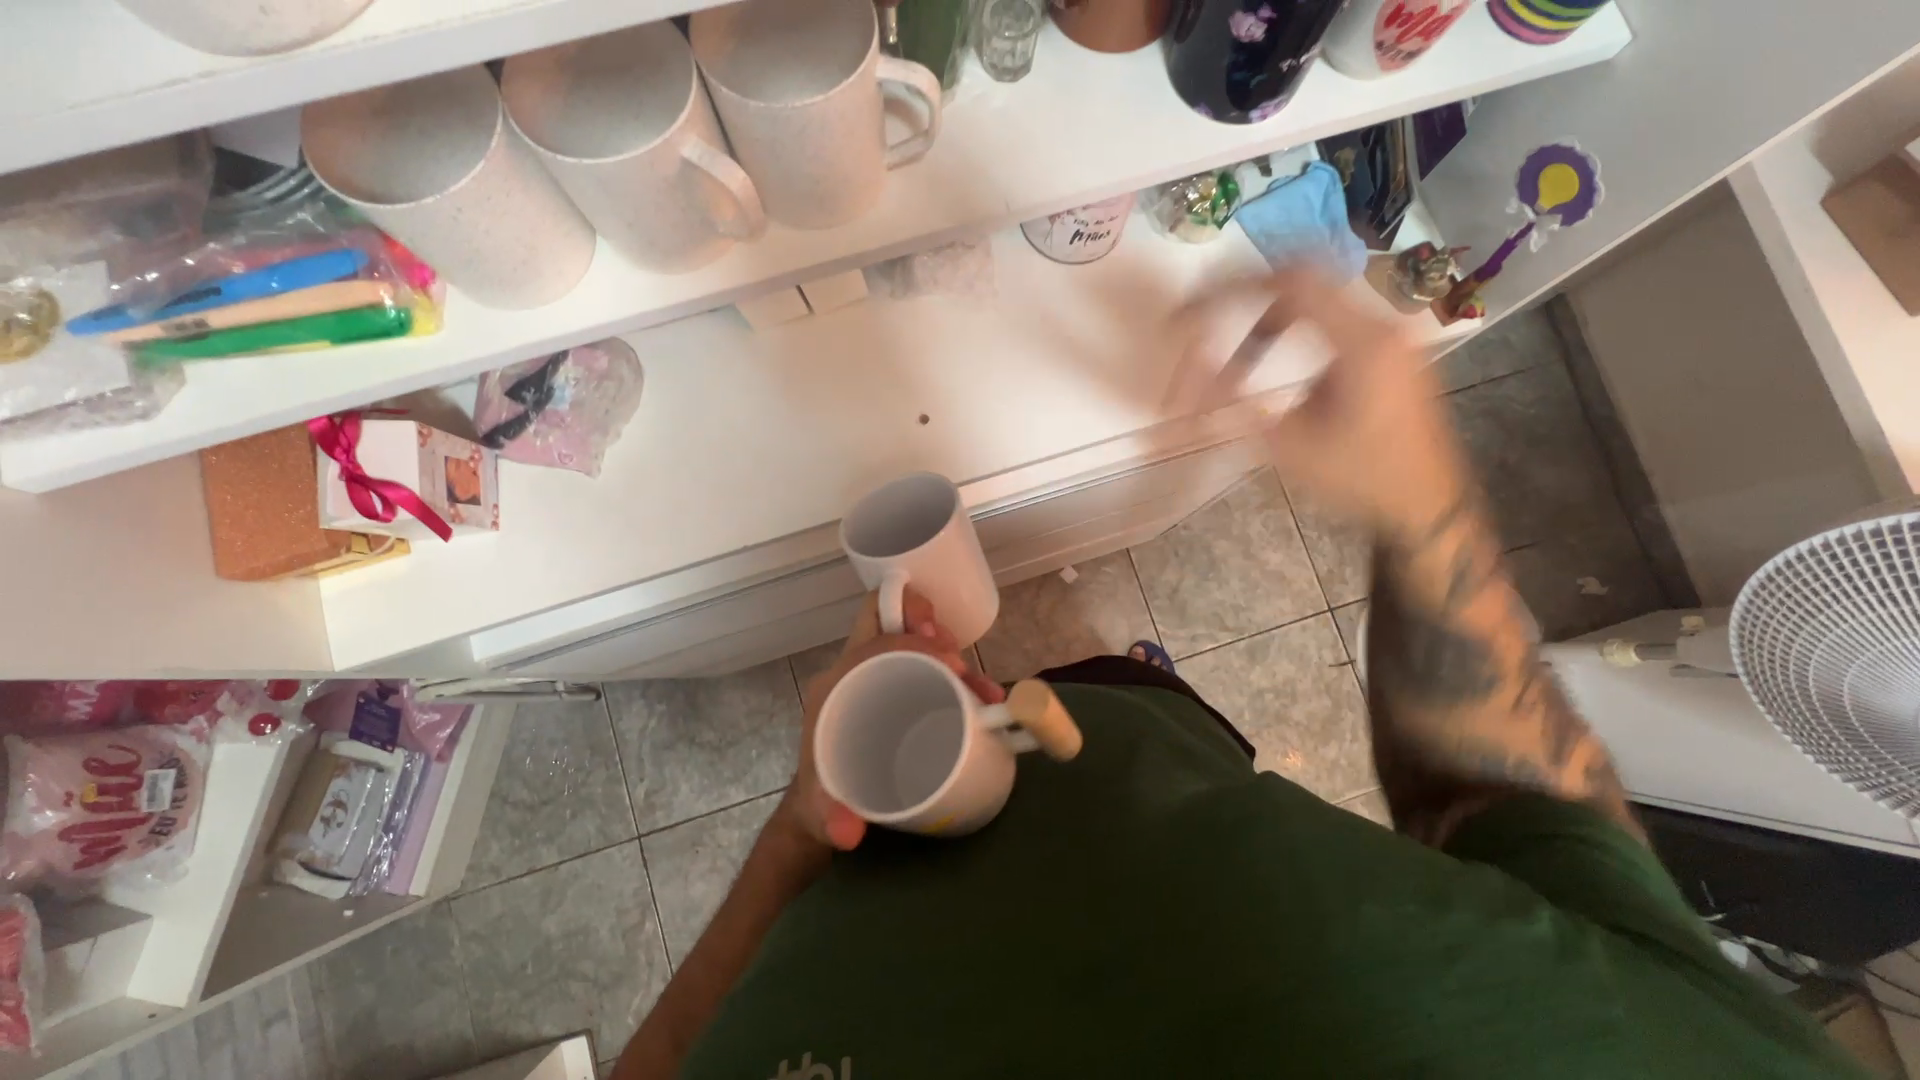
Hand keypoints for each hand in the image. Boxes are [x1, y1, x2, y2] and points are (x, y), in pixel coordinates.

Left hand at [773, 587, 1003, 852]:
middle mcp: (859, 674)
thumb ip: (832, 819)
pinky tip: (987, 699)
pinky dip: (961, 677)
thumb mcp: (822, 809)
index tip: (947, 658)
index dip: (910, 636)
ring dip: (951, 650)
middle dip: (931, 626)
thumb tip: (849, 833)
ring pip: (917, 641)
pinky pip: (931, 669)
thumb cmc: (820, 799)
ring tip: (982, 686)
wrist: (825, 809)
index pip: (873, 637)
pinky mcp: (903, 696)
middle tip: (959, 662)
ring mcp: (882, 682)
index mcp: (838, 686)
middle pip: (894, 621)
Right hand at [1214, 266, 1468, 537]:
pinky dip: (1292, 326)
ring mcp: (1389, 334)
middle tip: (1208, 320)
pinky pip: (1332, 315)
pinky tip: (1271, 359)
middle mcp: (1381, 324)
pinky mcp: (1389, 348)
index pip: (1292, 283)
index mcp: (1362, 343)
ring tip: (1238, 352)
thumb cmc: (1362, 481)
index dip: (1234, 288)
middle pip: (1303, 279)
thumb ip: (1239, 403)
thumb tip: (1193, 370)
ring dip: (1269, 315)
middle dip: (1247, 296)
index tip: (1195, 311)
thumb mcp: (1291, 448)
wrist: (1429, 503)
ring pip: (1317, 296)